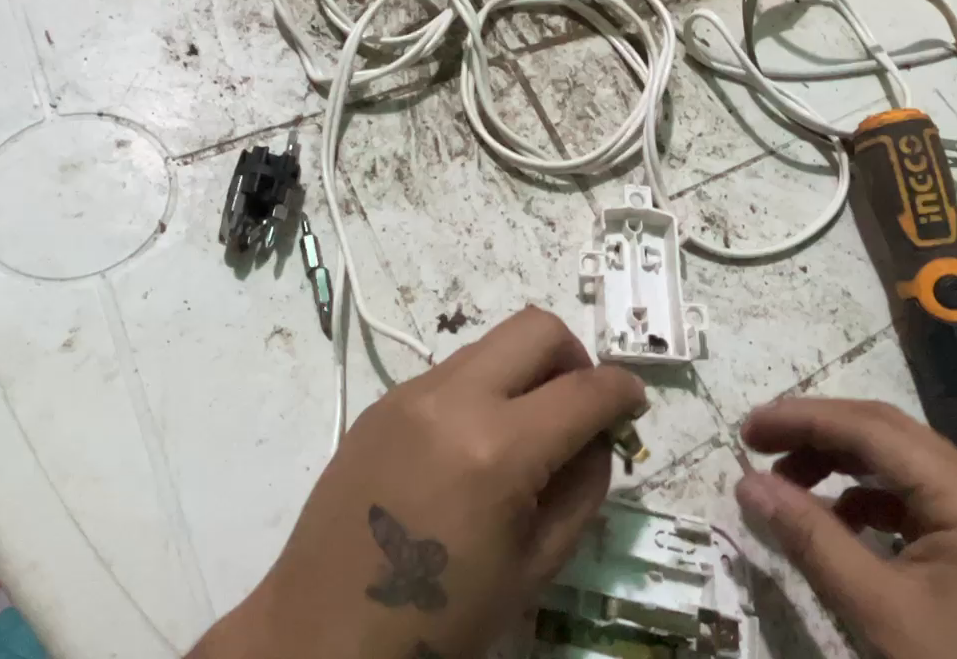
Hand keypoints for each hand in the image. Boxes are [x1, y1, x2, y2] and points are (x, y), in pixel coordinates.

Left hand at [196, 307, 646, 658]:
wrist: (322, 631)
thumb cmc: (440, 616)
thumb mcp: (536, 567)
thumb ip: (582, 489)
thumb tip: (596, 437)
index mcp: (497, 449)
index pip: (584, 390)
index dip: (624, 390)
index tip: (634, 401)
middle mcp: (452, 400)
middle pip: (536, 328)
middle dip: (574, 357)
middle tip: (578, 407)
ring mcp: (410, 393)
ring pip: (491, 345)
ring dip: (525, 372)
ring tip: (525, 432)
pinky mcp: (382, 402)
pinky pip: (452, 372)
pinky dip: (483, 389)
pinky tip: (473, 446)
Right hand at [736, 400, 956, 658]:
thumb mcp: (881, 612)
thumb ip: (812, 540)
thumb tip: (747, 485)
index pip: (874, 430)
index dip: (804, 420)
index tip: (747, 430)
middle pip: (890, 436)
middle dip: (819, 434)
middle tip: (759, 446)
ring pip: (903, 467)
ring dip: (841, 466)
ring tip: (788, 488)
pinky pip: (918, 504)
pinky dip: (868, 502)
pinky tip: (836, 525)